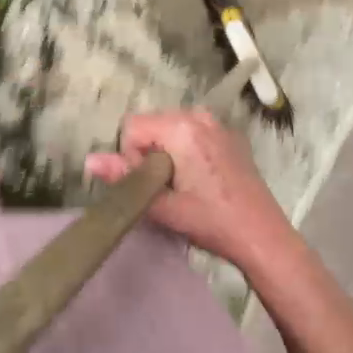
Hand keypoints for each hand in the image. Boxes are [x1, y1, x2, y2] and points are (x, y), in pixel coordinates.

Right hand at [84, 109, 294, 268]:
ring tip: (183, 187)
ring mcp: (217, 123)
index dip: (131, 157)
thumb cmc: (212, 222)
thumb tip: (89, 160)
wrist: (263, 237)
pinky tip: (201, 181)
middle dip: (148, 154)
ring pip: (169, 129)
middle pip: (150, 124)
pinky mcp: (229, 136)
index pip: (132, 127)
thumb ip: (124, 177)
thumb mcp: (163, 205)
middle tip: (167, 189)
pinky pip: (191, 134)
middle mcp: (199, 115)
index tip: (150, 185)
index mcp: (182, 126)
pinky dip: (186, 151)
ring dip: (166, 154)